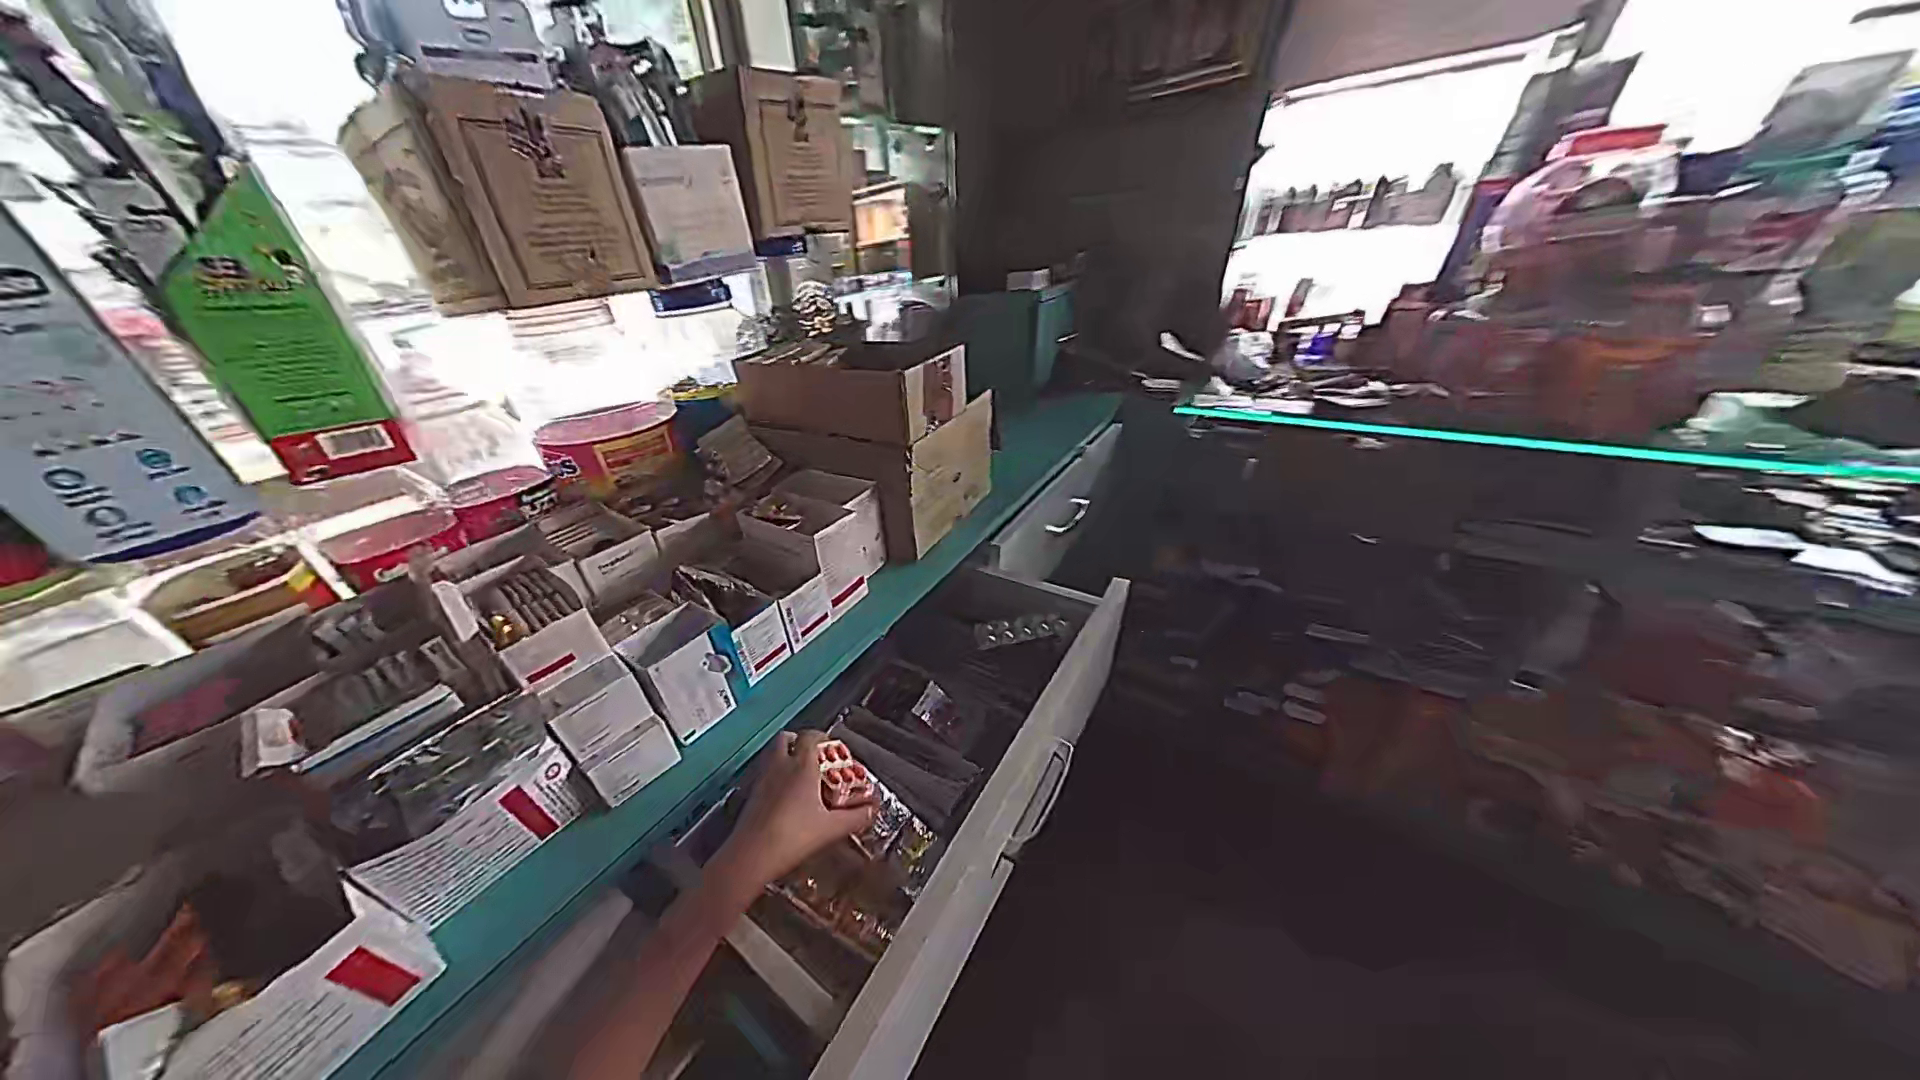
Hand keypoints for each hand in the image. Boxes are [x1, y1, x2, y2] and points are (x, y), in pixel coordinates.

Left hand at [709, 730, 874, 897]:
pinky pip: (766, 774)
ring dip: (786, 758)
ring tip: (802, 776)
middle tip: (815, 757)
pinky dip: (776, 777)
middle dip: (800, 742)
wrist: (750, 857)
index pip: (811, 736)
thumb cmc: (792, 837)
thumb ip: (856, 817)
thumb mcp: (831, 828)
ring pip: (773, 755)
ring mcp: (762, 779)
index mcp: (802, 766)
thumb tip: (872, 810)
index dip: (823, 738)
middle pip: (787, 738)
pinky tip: (786, 798)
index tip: (834, 749)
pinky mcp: (751, 795)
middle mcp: (780, 766)